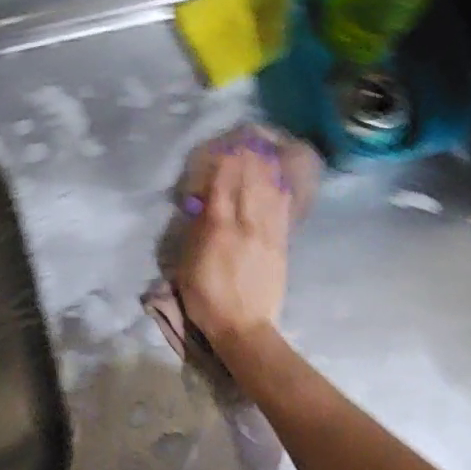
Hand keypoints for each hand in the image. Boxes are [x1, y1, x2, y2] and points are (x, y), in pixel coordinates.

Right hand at [176, 145, 291, 345]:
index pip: (222, 184)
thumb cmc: (206, 300)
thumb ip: (196, 233)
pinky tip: (280, 182)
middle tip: (246, 142)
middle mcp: (245, 223)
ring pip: (268, 191)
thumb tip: (202, 207)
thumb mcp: (187, 266)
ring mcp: (266, 233)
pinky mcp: (280, 245)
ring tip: (264, 153)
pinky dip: (280, 192)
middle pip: (248, 181)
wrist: (244, 327)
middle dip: (247, 160)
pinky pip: (282, 211)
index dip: (223, 163)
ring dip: (265, 170)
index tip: (222, 148)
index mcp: (218, 228)